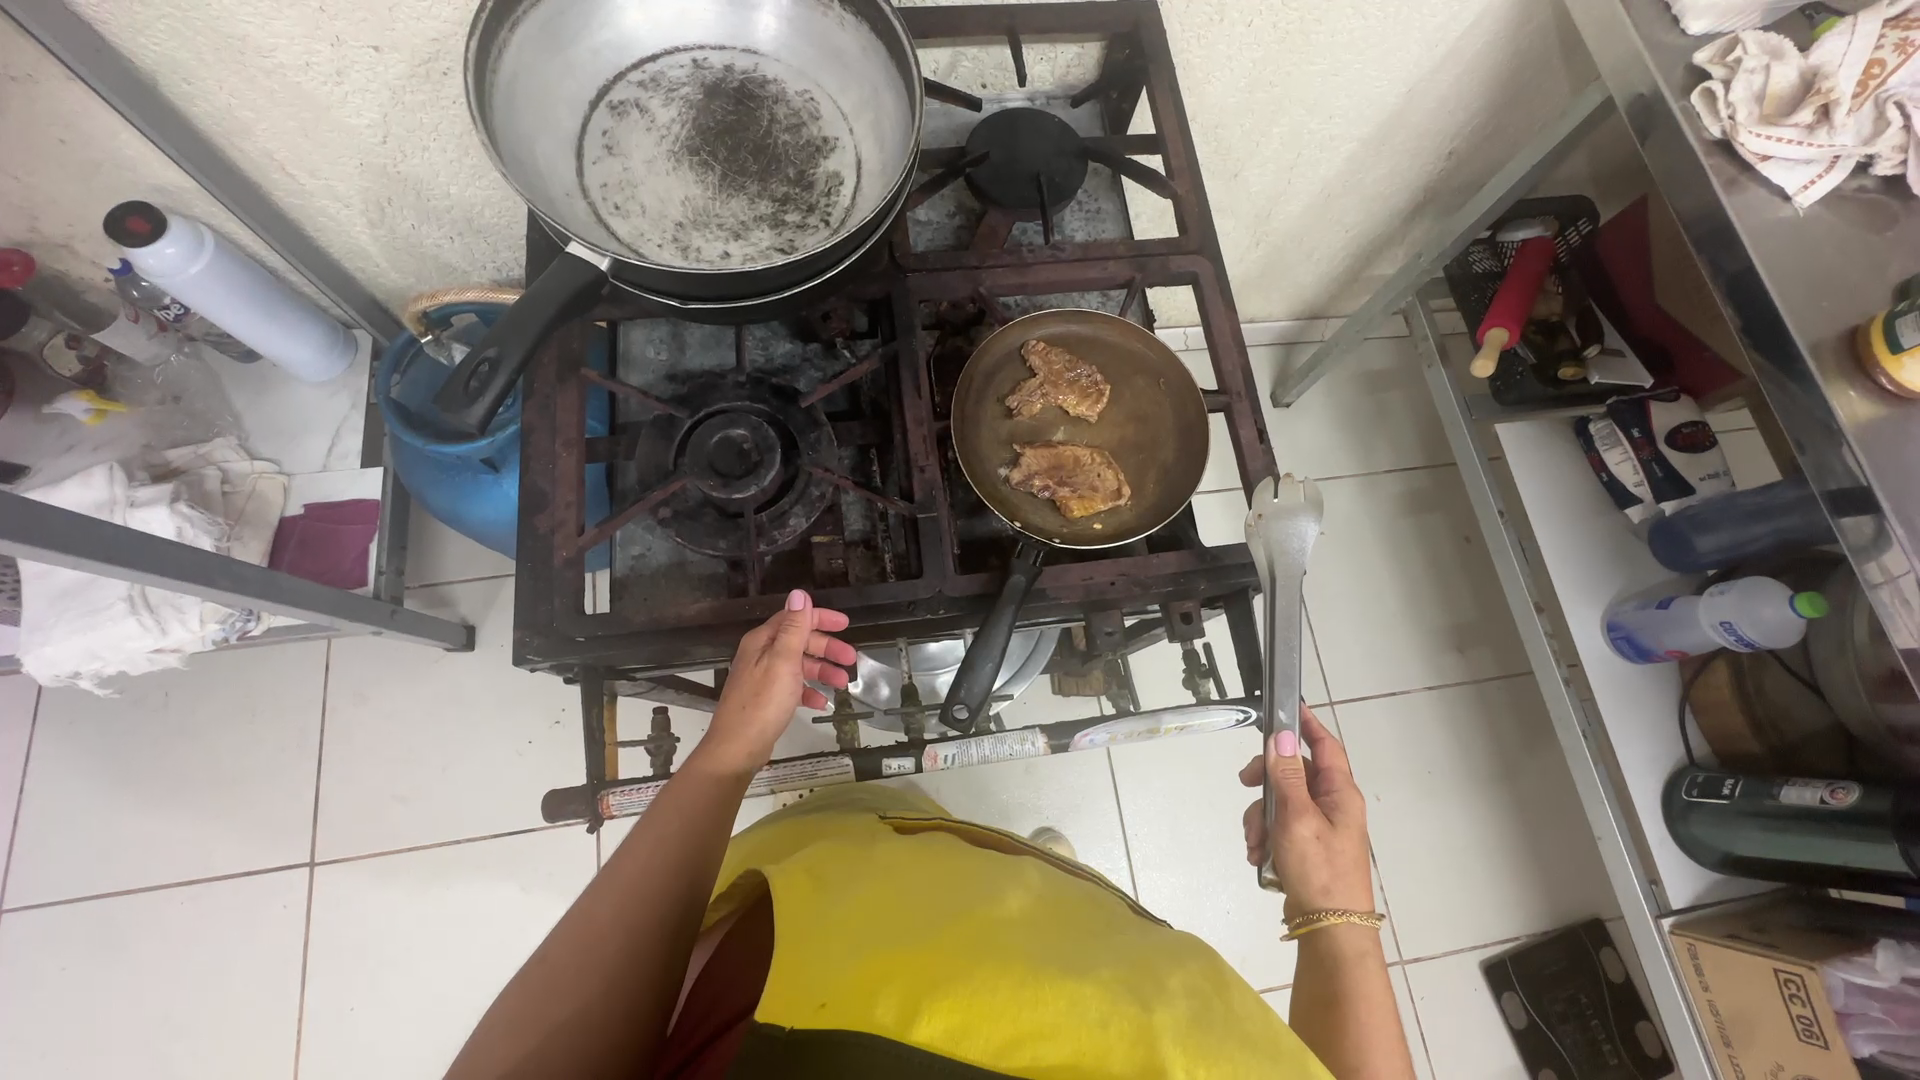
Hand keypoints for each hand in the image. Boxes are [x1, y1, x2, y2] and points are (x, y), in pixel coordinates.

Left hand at [694, 589, 855, 776]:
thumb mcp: (783, 661)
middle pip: (800, 641)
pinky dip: (809, 691)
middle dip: (827, 648)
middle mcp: (762, 654)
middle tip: (851, 660)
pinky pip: (794, 687)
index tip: (846, 624)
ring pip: (800, 665)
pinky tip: (820, 703)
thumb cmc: (762, 702)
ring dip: (822, 671)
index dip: (821, 618)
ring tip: (842, 684)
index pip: (795, 618)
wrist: (738, 748)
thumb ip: (794, 627)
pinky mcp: (768, 698)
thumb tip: (799, 593)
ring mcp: (764, 677)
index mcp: (763, 641)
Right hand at [1239, 704, 1373, 917]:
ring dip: (1260, 818)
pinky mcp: (1307, 849)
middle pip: (1293, 774)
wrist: (1330, 929)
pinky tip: (1258, 856)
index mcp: (1339, 793)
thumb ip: (1286, 775)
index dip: (1307, 725)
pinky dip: (1265, 838)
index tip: (1288, 707)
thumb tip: (1282, 735)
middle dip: (1265, 783)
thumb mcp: (1296, 817)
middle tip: (1245, 784)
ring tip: (1255, 843)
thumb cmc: (1318, 868)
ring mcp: (1320, 829)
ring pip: (1280, 803)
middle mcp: (1332, 806)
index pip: (1324, 746)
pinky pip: (1279, 829)